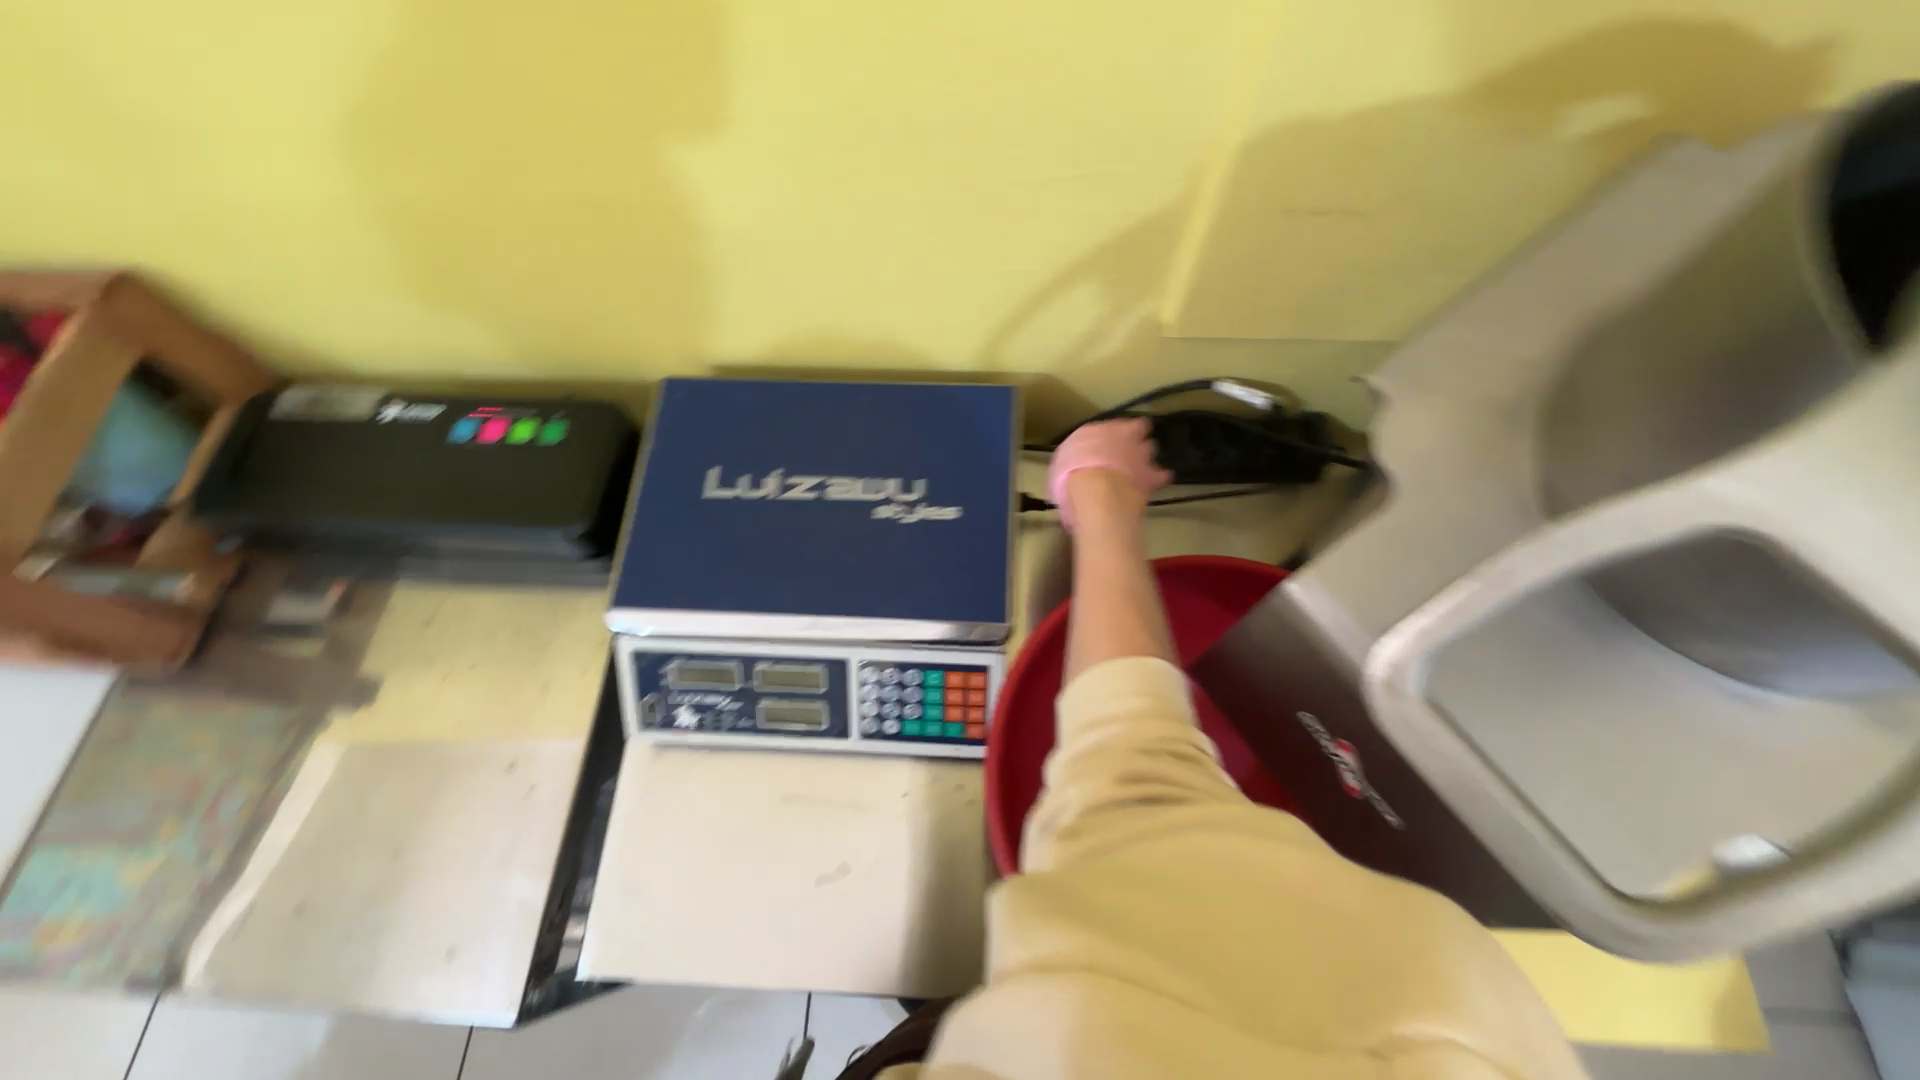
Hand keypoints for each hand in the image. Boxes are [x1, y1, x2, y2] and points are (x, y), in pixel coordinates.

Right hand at [1048, 417, 1171, 529]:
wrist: (1096, 489)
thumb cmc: (1072, 473)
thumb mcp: (1063, 461)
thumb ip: (1076, 457)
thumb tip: (1076, 464)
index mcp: (1103, 429)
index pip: (1116, 425)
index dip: (1115, 433)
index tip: (1111, 440)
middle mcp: (1125, 436)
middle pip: (1137, 432)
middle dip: (1134, 441)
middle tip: (1127, 452)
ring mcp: (1142, 454)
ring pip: (1150, 448)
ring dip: (1146, 456)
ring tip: (1141, 466)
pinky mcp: (1152, 476)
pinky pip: (1162, 475)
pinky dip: (1160, 477)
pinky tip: (1157, 482)